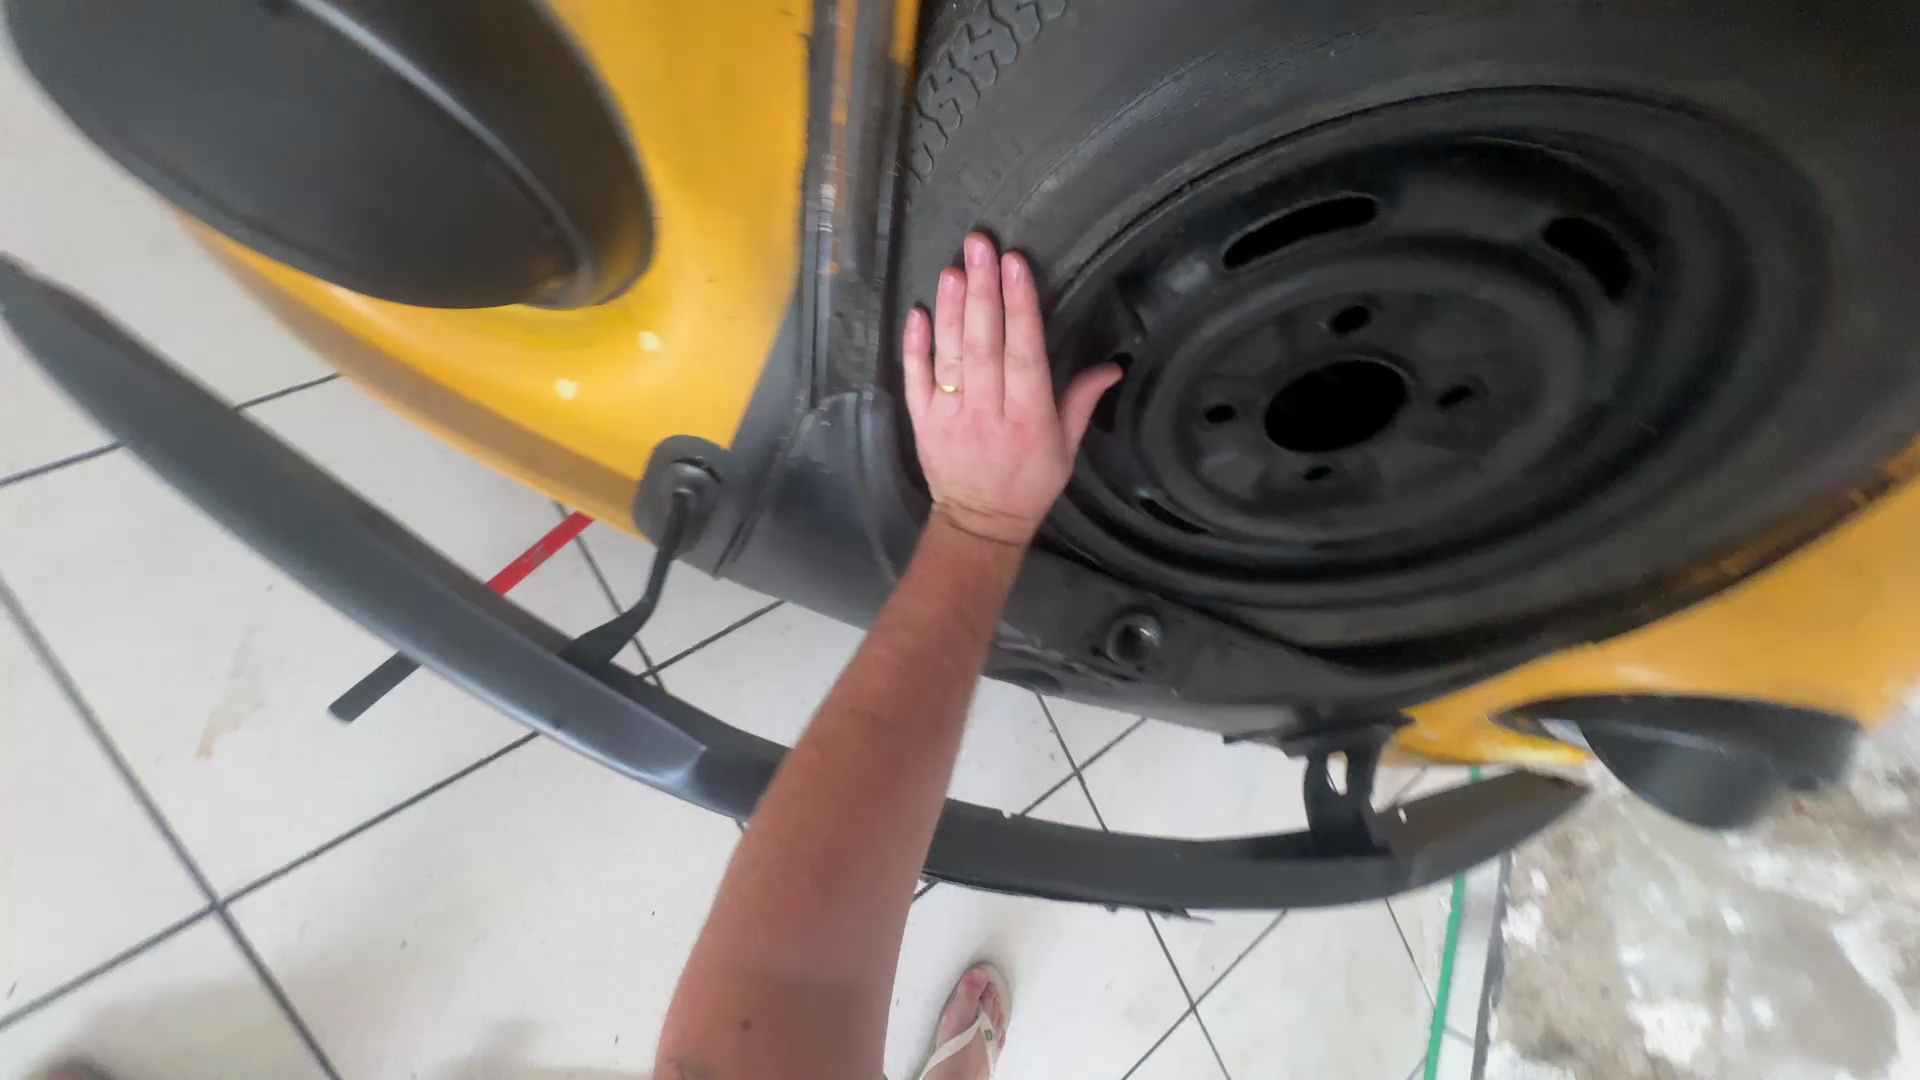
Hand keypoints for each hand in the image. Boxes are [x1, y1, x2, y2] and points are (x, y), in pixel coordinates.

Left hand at [901, 233, 1123, 545]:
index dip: (1020, 307)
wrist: (979, 524)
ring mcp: (950, 416)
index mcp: (1028, 419)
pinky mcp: (923, 422)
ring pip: (950, 355)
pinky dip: (915, 346)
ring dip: (950, 310)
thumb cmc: (1028, 485)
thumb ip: (1081, 404)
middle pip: (984, 344)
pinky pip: (916, 379)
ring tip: (953, 269)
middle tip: (978, 245)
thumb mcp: (1065, 451)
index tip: (1015, 265)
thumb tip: (1112, 365)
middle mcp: (987, 413)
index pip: (1025, 353)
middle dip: (981, 291)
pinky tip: (919, 313)